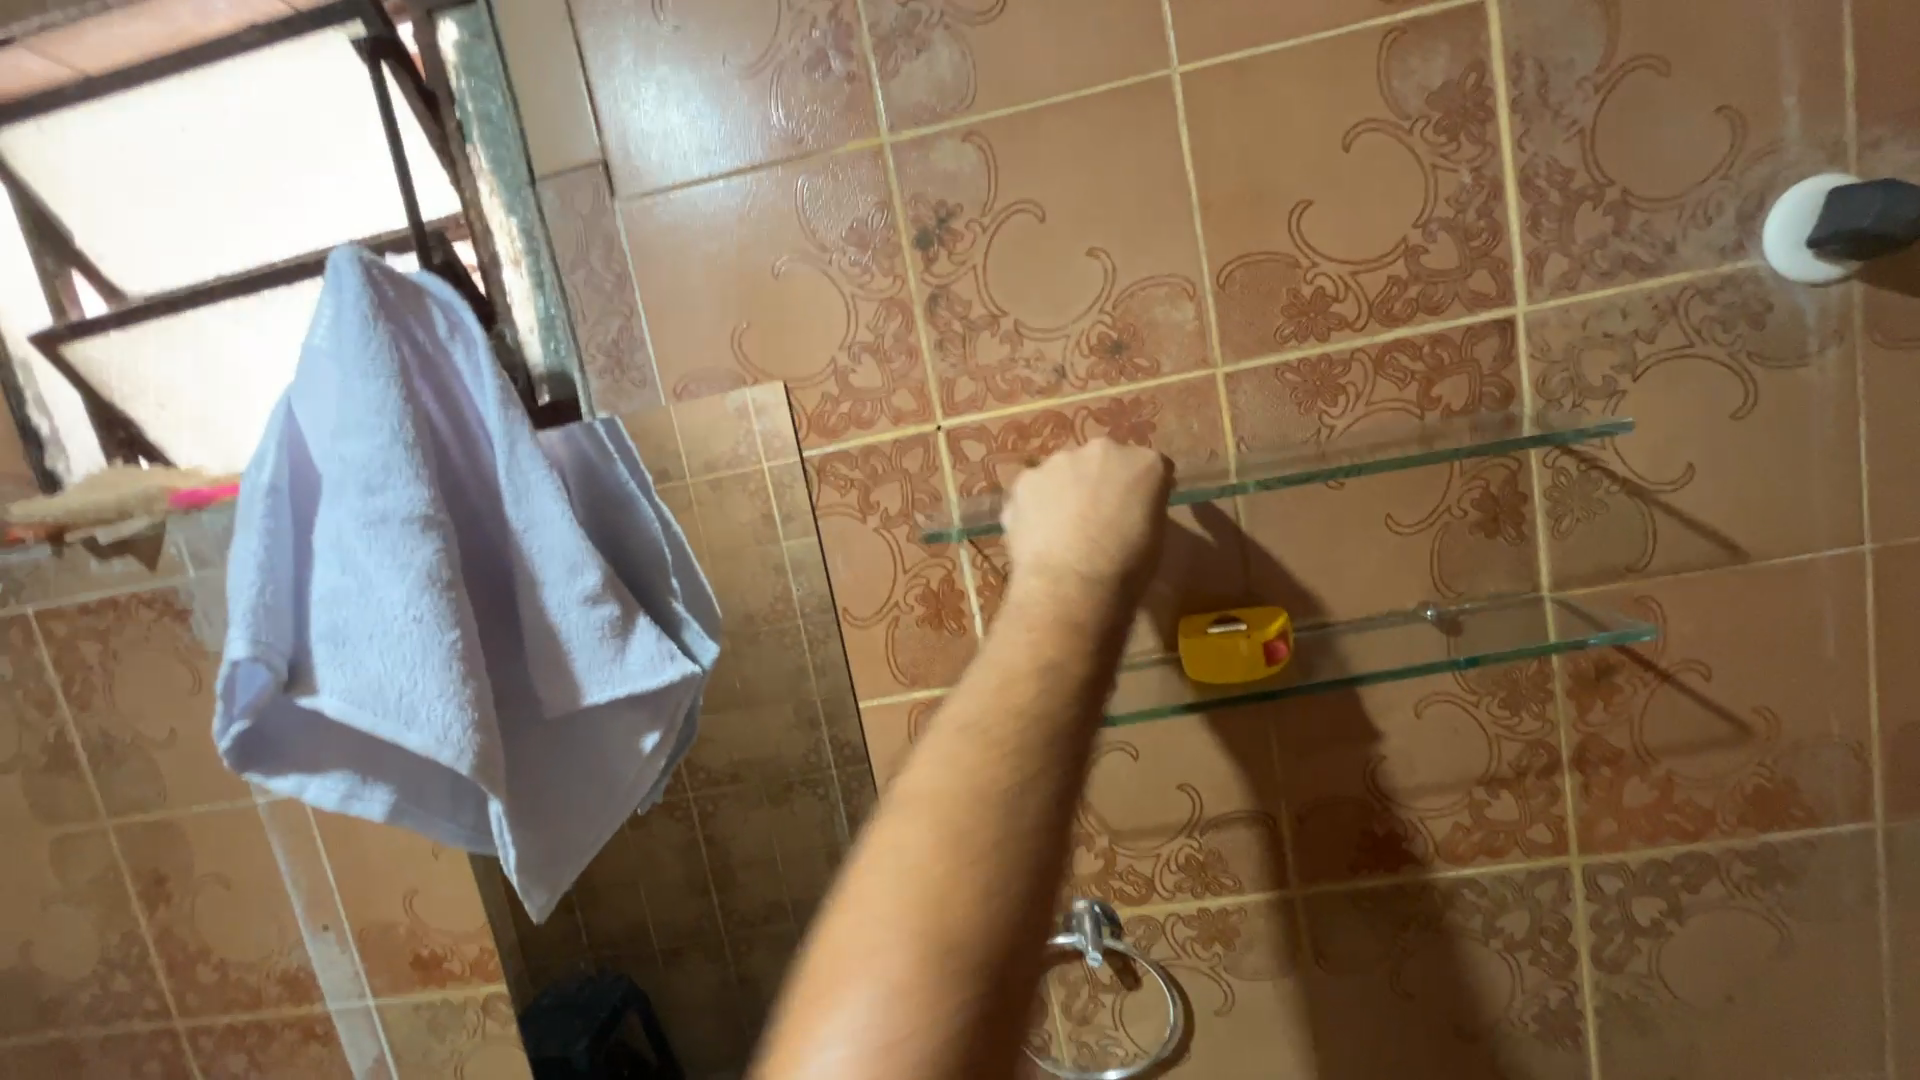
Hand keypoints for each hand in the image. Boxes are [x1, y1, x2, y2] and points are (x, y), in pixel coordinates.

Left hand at [1000, 439, 1172, 610]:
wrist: (1073, 586)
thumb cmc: (1127, 569)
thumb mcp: (1155, 537)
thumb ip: (1142, 509)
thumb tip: (1126, 511)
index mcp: (1147, 463)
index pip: (1147, 468)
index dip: (1138, 491)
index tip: (1133, 512)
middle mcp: (1104, 450)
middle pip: (1101, 461)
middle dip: (1098, 482)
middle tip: (1093, 518)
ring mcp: (1060, 461)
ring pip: (1063, 472)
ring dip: (1063, 491)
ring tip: (1059, 529)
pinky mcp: (1026, 479)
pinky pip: (1033, 490)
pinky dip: (1034, 506)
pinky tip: (1036, 535)